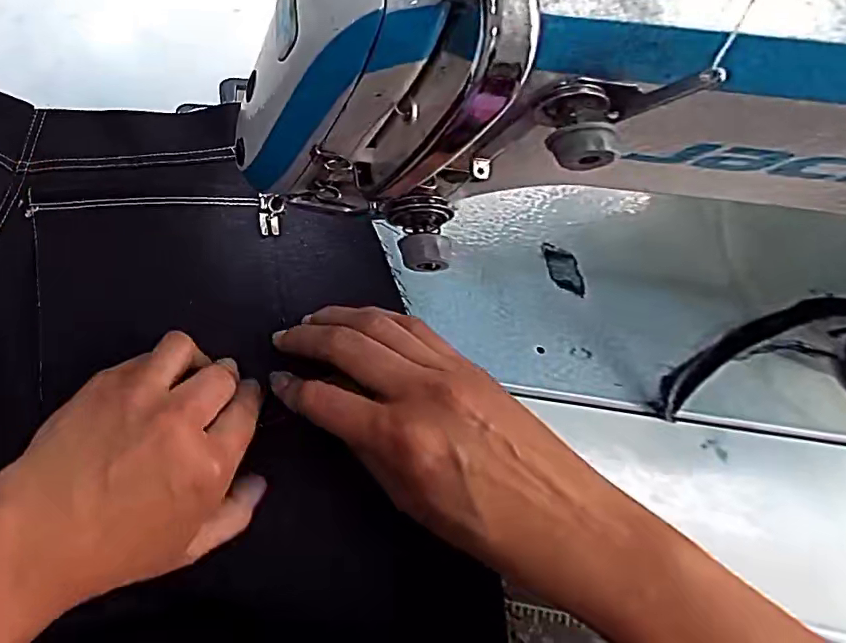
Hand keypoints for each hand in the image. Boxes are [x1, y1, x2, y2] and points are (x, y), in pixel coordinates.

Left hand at [0, 330, 265, 612]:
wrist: (42, 530)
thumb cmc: (117, 549)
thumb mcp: (186, 548)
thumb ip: (233, 515)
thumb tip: (260, 482)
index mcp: (207, 464)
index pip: (246, 408)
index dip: (250, 399)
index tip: (245, 397)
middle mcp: (180, 419)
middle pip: (223, 374)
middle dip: (227, 380)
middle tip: (216, 390)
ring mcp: (142, 393)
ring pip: (185, 348)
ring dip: (193, 360)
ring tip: (184, 375)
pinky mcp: (110, 378)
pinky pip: (146, 355)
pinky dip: (155, 365)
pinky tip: (146, 386)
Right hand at [272, 306, 818, 642]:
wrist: (567, 520)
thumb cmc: (493, 529)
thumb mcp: (411, 504)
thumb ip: (366, 452)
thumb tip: (334, 418)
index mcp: (403, 438)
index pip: (326, 399)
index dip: (293, 389)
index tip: (278, 382)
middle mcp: (421, 392)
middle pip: (346, 345)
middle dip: (306, 337)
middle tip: (284, 337)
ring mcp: (446, 370)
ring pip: (377, 323)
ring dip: (338, 316)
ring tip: (314, 318)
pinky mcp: (466, 362)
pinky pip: (412, 326)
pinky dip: (379, 317)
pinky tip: (364, 319)